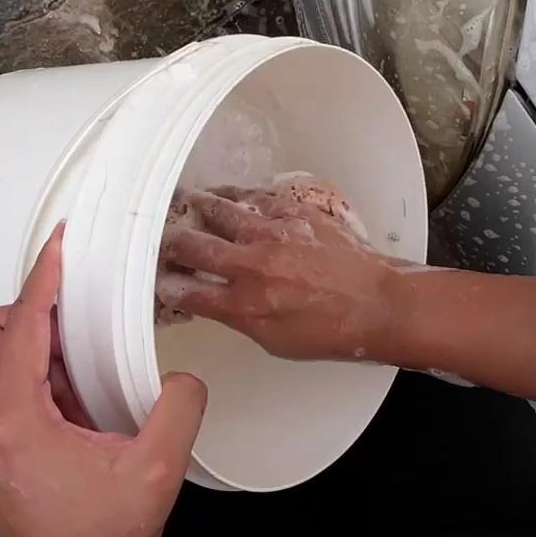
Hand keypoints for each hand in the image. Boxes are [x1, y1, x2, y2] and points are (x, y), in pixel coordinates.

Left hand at [0, 223, 207, 536]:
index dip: (43, 277)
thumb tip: (180, 377)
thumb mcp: (156, 469)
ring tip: (79, 333)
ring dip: (32, 333)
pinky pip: (7, 383)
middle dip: (26, 302)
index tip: (58, 245)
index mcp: (17, 423)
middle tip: (71, 294)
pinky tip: (77, 375)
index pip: (22, 327)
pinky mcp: (1, 451)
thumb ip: (179, 406)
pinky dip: (37, 363)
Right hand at [157, 189, 407, 361]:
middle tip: (162, 234)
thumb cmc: (331, 329)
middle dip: (172, 241)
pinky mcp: (296, 213)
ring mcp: (275, 234)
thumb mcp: (275, 340)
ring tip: (186, 199)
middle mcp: (254, 265)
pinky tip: (231, 195)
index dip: (167, 285)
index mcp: (246, 304)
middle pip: (195, 246)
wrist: (376, 302)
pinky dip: (239, 196)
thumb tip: (215, 300)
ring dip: (201, 206)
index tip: (159, 279)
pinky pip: (258, 197)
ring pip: (223, 211)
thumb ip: (239, 317)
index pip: (189, 291)